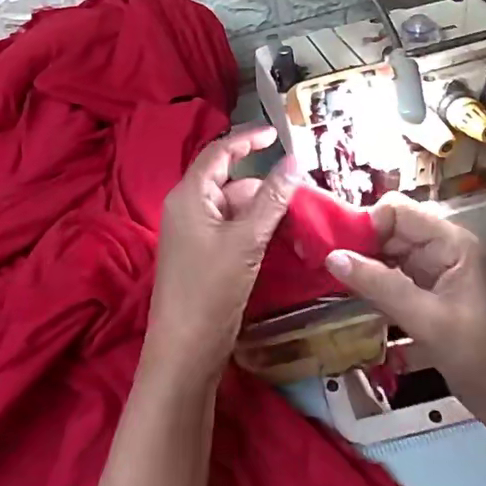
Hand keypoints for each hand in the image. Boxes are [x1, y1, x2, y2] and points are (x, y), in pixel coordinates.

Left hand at [148, 126, 300, 374]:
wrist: (184, 352)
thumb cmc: (210, 290)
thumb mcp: (246, 241)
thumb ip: (272, 199)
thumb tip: (294, 161)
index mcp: (189, 196)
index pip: (219, 152)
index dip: (247, 139)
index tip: (277, 134)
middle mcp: (188, 209)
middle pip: (229, 181)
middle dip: (263, 182)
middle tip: (301, 187)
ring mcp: (194, 234)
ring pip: (234, 206)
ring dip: (263, 206)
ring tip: (297, 212)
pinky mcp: (203, 256)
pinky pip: (232, 228)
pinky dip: (255, 226)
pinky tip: (280, 234)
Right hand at [325, 198, 485, 434]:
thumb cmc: (481, 357)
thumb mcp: (428, 321)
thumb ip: (380, 286)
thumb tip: (333, 257)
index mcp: (452, 244)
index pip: (399, 213)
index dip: (365, 224)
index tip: (333, 247)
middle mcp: (444, 252)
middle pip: (391, 234)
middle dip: (358, 247)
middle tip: (320, 267)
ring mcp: (438, 277)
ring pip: (390, 260)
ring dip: (363, 271)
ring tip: (326, 285)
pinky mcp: (431, 301)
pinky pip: (395, 285)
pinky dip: (374, 292)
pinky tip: (349, 307)